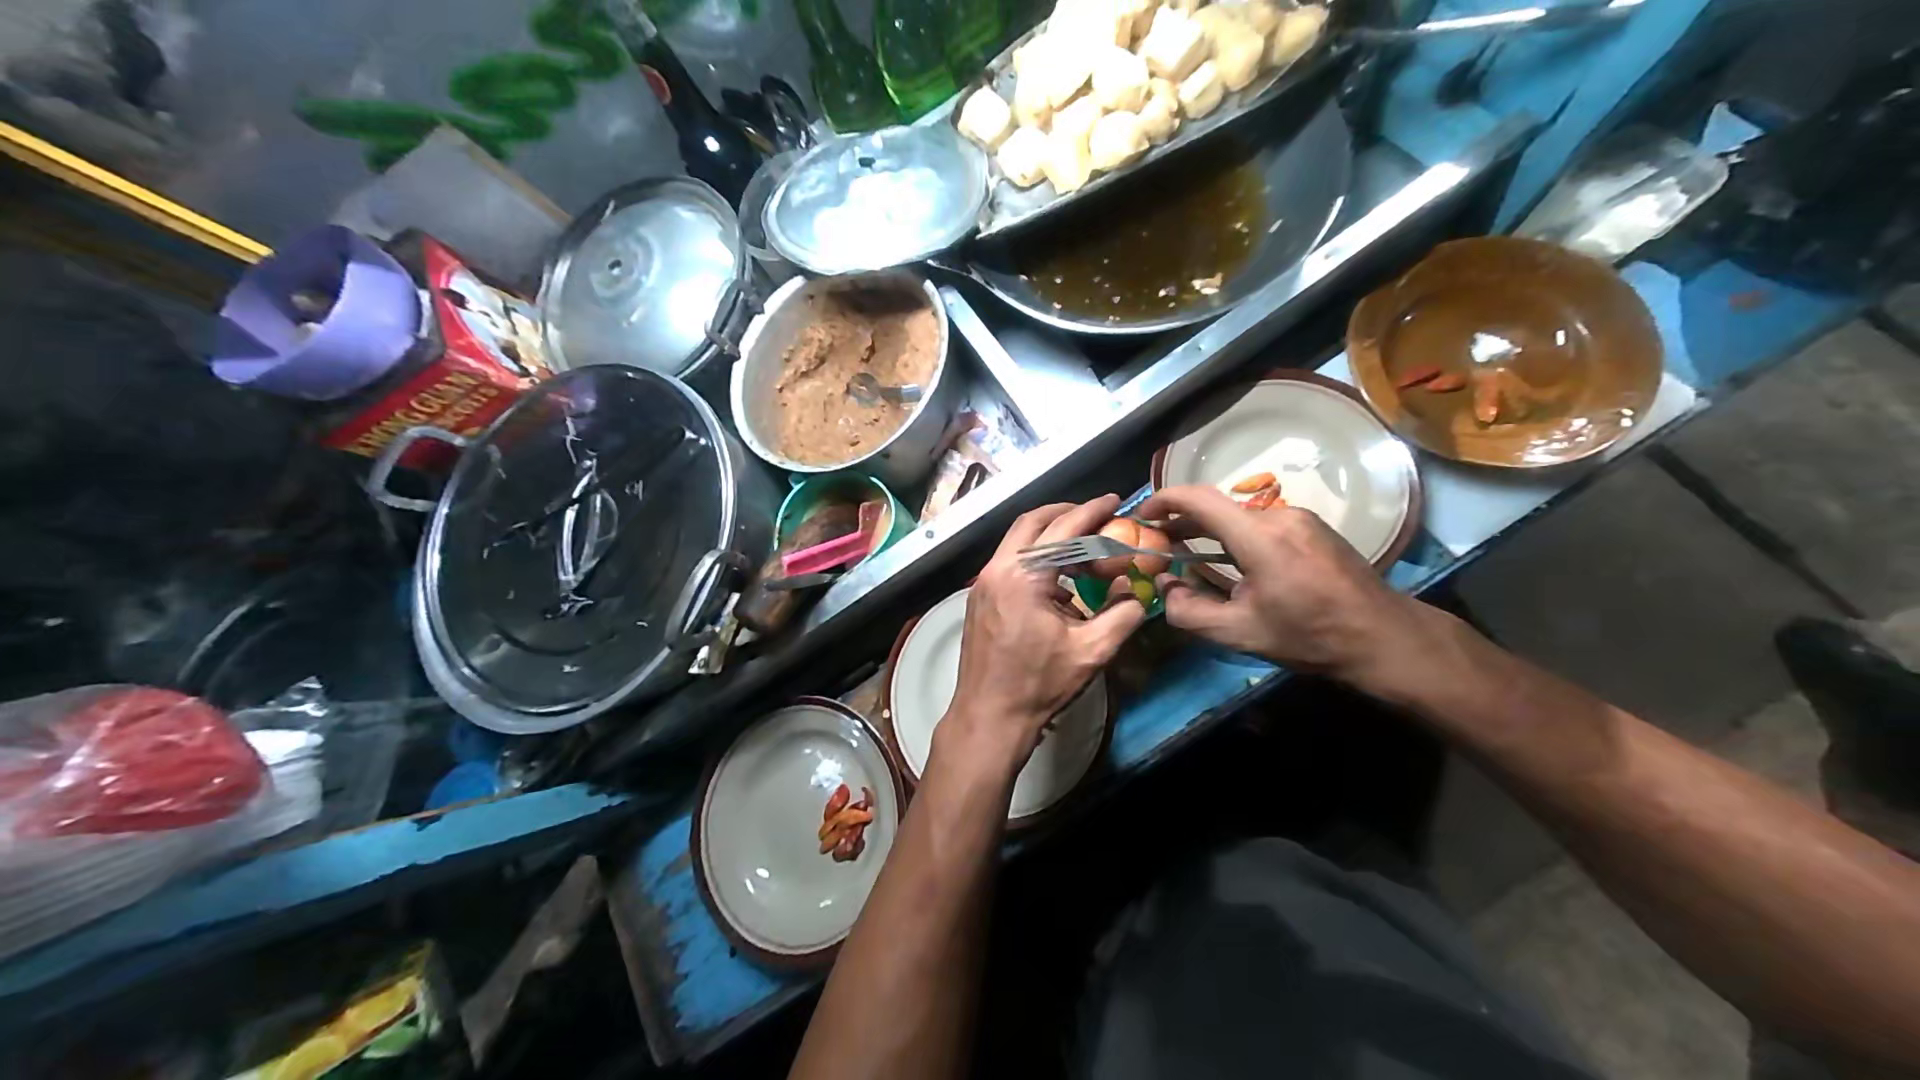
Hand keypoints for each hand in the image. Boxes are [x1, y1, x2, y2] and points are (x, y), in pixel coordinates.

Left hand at [937, 495, 1147, 778]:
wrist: (988, 716)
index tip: (1115, 501)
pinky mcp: (980, 596)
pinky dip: (1036, 558)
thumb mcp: (1092, 651)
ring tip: (1084, 547)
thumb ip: (1123, 612)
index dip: (1092, 511)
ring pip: (1018, 541)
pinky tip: (1060, 580)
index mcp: (1023, 575)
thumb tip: (1138, 588)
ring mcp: (983, 582)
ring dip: (1050, 536)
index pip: (1063, 528)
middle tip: (1097, 516)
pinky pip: (1010, 561)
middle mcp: (997, 569)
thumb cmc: (1039, 686)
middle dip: (1066, 513)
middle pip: (1033, 522)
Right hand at [1137, 485, 1425, 685]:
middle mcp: (1279, 516)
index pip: (1198, 499)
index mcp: (1258, 536)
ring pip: (1240, 516)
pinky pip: (1262, 523)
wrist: (1385, 638)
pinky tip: (1231, 561)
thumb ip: (1189, 612)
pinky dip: (1235, 535)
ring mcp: (1301, 519)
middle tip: (1157, 543)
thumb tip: (1166, 588)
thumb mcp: (1239, 633)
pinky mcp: (1314, 529)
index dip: (1163, 500)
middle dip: (1182, 521)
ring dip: (1210, 530)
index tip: (1142, 515)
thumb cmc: (1310, 636)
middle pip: (1218, 507)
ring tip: (1189, 553)